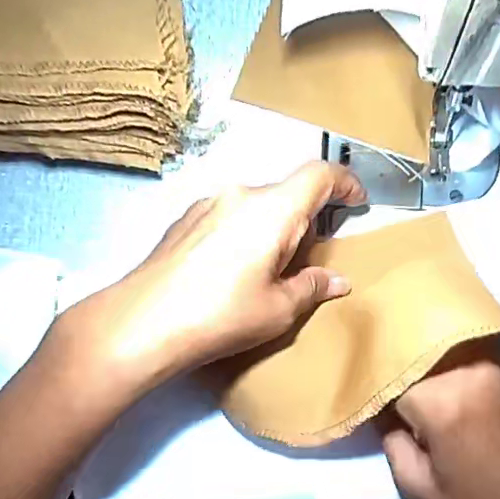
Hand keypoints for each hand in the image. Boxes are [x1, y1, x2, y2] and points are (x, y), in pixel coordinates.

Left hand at [71, 162, 366, 383]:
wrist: (143, 323)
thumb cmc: (220, 316)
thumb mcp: (277, 310)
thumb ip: (311, 287)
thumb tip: (337, 280)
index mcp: (272, 209)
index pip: (319, 175)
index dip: (345, 184)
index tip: (356, 202)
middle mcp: (238, 194)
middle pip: (284, 192)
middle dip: (305, 217)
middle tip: (310, 255)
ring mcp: (205, 205)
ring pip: (252, 205)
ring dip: (270, 227)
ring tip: (267, 268)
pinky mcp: (182, 222)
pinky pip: (225, 217)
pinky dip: (242, 233)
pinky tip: (231, 270)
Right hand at [380, 340, 499, 498]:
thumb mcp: (419, 487)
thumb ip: (391, 442)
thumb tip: (381, 412)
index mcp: (441, 400)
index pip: (385, 377)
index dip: (368, 389)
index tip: (356, 400)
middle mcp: (466, 368)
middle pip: (410, 351)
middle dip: (388, 365)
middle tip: (371, 383)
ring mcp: (491, 360)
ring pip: (435, 343)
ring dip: (413, 355)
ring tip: (396, 373)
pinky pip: (460, 346)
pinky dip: (439, 352)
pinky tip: (426, 366)